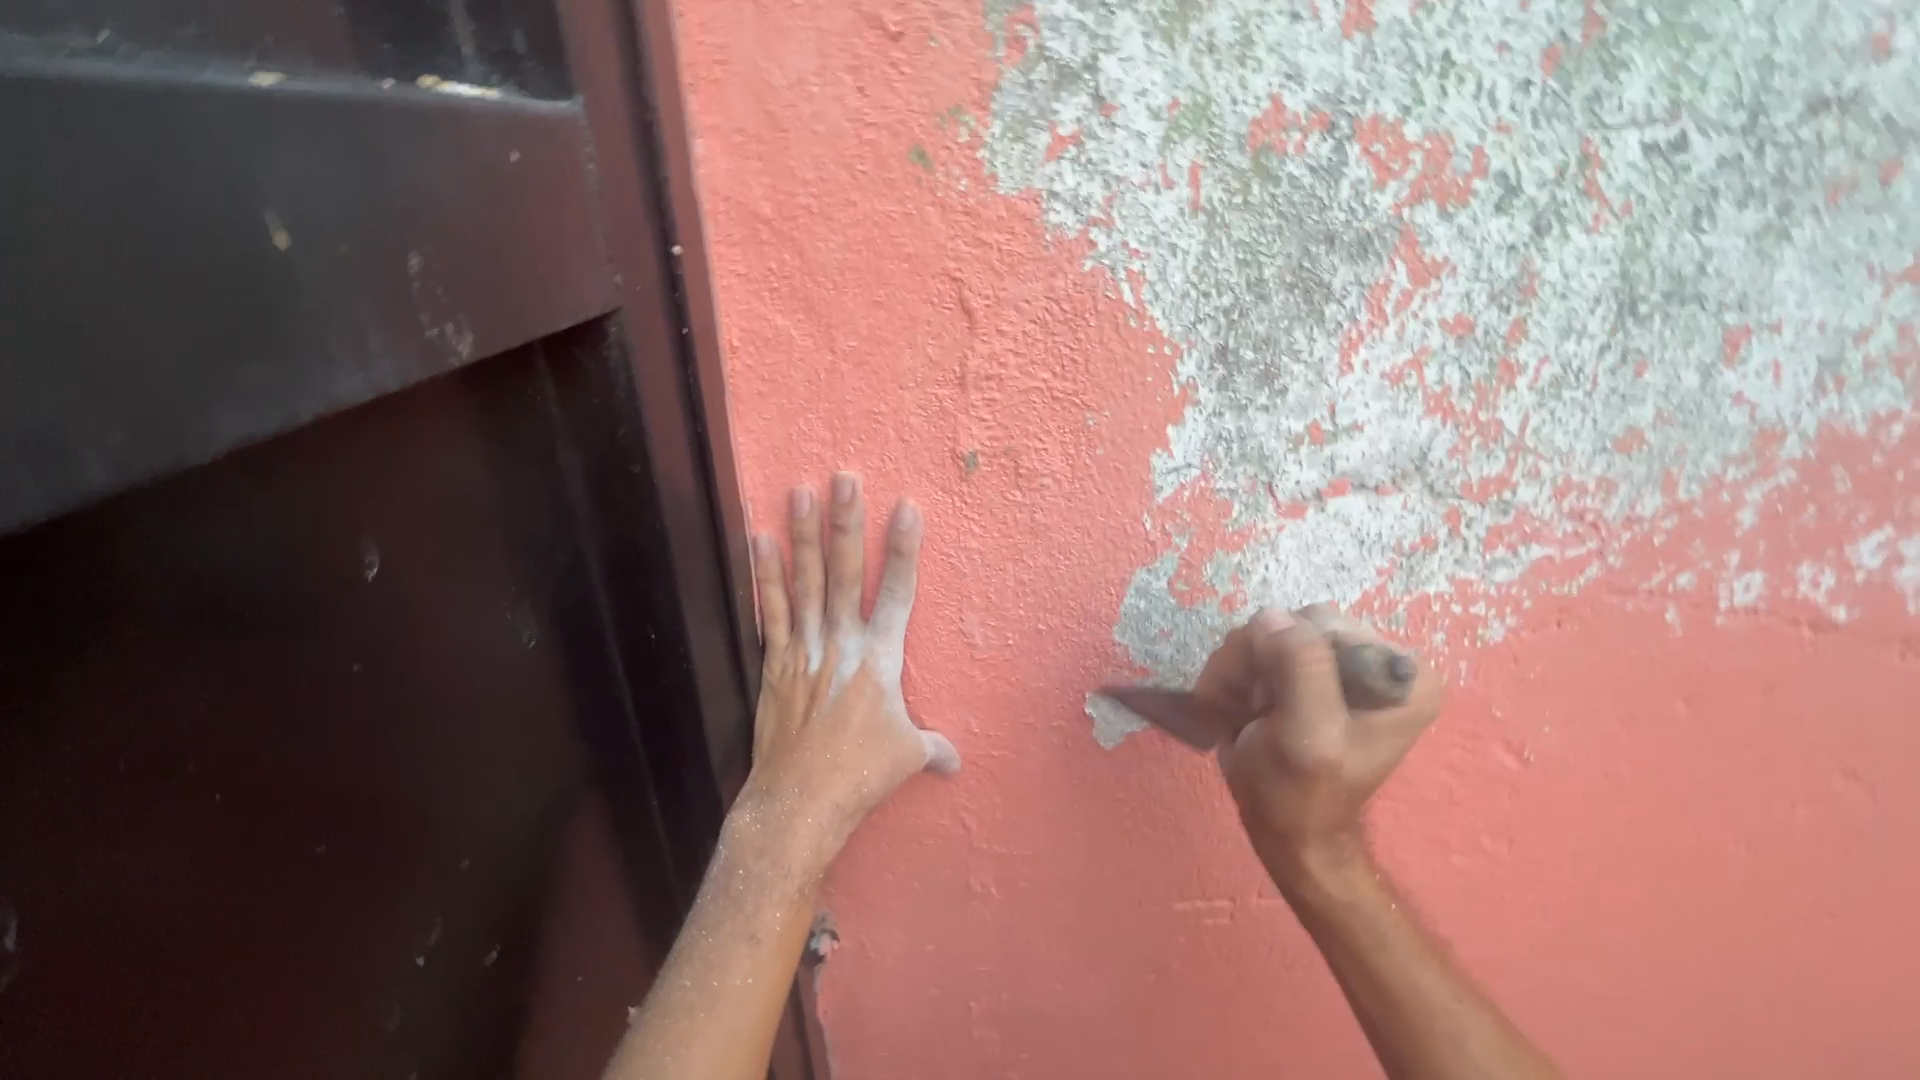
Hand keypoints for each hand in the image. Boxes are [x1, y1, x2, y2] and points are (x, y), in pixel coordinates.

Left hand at [732, 472, 959, 881]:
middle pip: (845, 573)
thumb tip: (954, 761)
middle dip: (847, 523)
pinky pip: (769, 612)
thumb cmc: (860, 777)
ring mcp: (803, 651)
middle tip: (845, 478)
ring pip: (804, 582)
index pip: (898, 593)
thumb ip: (931, 747)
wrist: (800, 802)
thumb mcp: (906, 758)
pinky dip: (765, 576)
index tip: (907, 508)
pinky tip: (760, 540)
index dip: (903, 549)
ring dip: (803, 535)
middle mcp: (842, 644)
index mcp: (881, 660)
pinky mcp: (774, 665)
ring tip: (801, 491)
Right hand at [1193, 605, 1441, 886]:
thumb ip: (1301, 669)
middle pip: (1294, 623)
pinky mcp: (1304, 670)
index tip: (1273, 703)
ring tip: (1242, 713)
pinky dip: (1235, 675)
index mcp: (1405, 675)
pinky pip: (1255, 646)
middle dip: (1258, 662)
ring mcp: (1336, 663)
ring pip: (1266, 632)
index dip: (1288, 656)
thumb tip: (1271, 615)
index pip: (1329, 626)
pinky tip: (1237, 708)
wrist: (1286, 831)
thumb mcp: (1309, 736)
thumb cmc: (1303, 795)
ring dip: (1239, 670)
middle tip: (1252, 709)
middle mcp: (1376, 659)